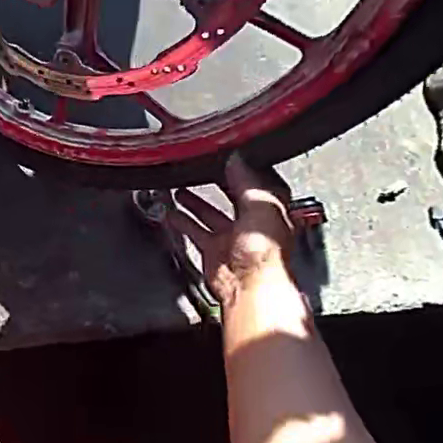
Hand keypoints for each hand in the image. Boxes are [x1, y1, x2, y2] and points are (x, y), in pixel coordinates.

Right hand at [163, 153, 296, 308]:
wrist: (250, 285)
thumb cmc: (264, 252)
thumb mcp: (260, 205)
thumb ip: (246, 182)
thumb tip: (235, 160)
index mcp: (270, 209)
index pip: (254, 182)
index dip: (239, 169)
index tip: (222, 157)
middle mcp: (252, 222)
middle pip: (230, 196)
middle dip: (215, 183)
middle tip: (199, 170)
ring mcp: (231, 237)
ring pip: (210, 213)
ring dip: (195, 202)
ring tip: (180, 189)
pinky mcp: (213, 250)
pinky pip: (195, 231)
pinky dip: (182, 222)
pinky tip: (172, 213)